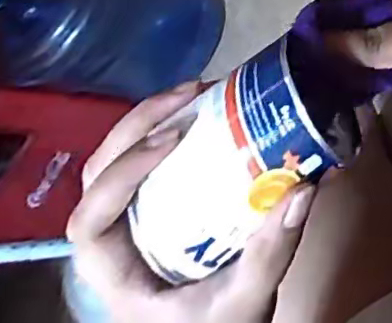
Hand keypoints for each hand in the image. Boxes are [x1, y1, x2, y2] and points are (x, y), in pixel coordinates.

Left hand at [67, 82, 316, 322]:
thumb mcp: (243, 304)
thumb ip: (269, 255)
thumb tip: (302, 189)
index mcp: (116, 274)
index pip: (89, 220)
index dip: (122, 173)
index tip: (173, 138)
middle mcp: (114, 240)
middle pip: (99, 173)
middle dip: (139, 125)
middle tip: (191, 95)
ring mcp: (132, 217)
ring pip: (118, 158)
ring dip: (152, 118)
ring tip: (199, 90)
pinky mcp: (156, 203)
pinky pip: (148, 156)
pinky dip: (170, 125)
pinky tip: (204, 107)